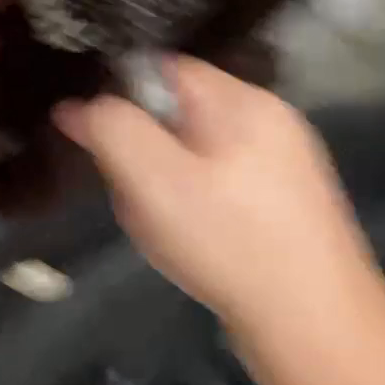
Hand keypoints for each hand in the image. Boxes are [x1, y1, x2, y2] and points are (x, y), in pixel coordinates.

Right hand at [55, 58, 379, 330]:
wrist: (311, 320)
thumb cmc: (224, 237)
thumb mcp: (148, 176)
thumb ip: (107, 126)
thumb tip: (74, 106)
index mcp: (240, 101)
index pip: (156, 64)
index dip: (111, 86)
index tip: (84, 124)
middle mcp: (266, 117)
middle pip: (169, 102)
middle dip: (131, 133)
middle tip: (117, 174)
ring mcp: (277, 156)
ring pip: (184, 139)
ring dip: (152, 165)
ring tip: (146, 204)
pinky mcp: (278, 191)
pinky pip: (208, 168)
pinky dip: (181, 187)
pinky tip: (178, 220)